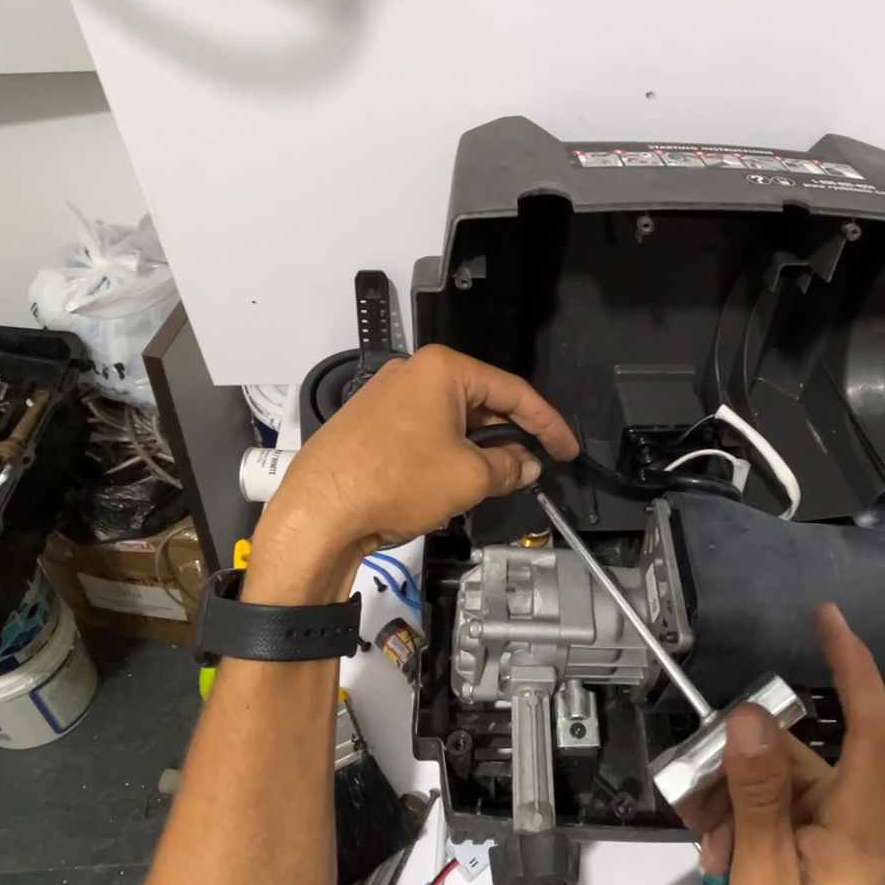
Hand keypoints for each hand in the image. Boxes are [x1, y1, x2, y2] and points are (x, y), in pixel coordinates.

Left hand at [246, 346, 577, 602]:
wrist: (318, 514)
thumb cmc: (394, 483)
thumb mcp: (470, 478)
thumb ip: (509, 466)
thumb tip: (526, 464)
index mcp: (442, 370)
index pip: (513, 392)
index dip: (547, 423)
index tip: (566, 448)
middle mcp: (413, 373)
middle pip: (481, 401)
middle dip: (511, 435)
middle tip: (535, 465)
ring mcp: (387, 397)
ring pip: (451, 419)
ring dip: (480, 447)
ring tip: (498, 478)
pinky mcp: (370, 424)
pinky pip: (424, 432)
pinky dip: (449, 452)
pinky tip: (456, 480)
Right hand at [698, 605, 884, 884]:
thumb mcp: (766, 877)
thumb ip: (757, 796)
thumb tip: (748, 719)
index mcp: (861, 819)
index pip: (871, 722)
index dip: (853, 663)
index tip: (828, 618)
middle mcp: (855, 816)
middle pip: (798, 756)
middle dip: (742, 768)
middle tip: (696, 796)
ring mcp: (839, 834)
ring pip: (779, 784)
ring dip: (735, 805)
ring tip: (706, 844)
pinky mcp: (824, 849)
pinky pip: (780, 813)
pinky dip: (745, 825)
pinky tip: (719, 854)